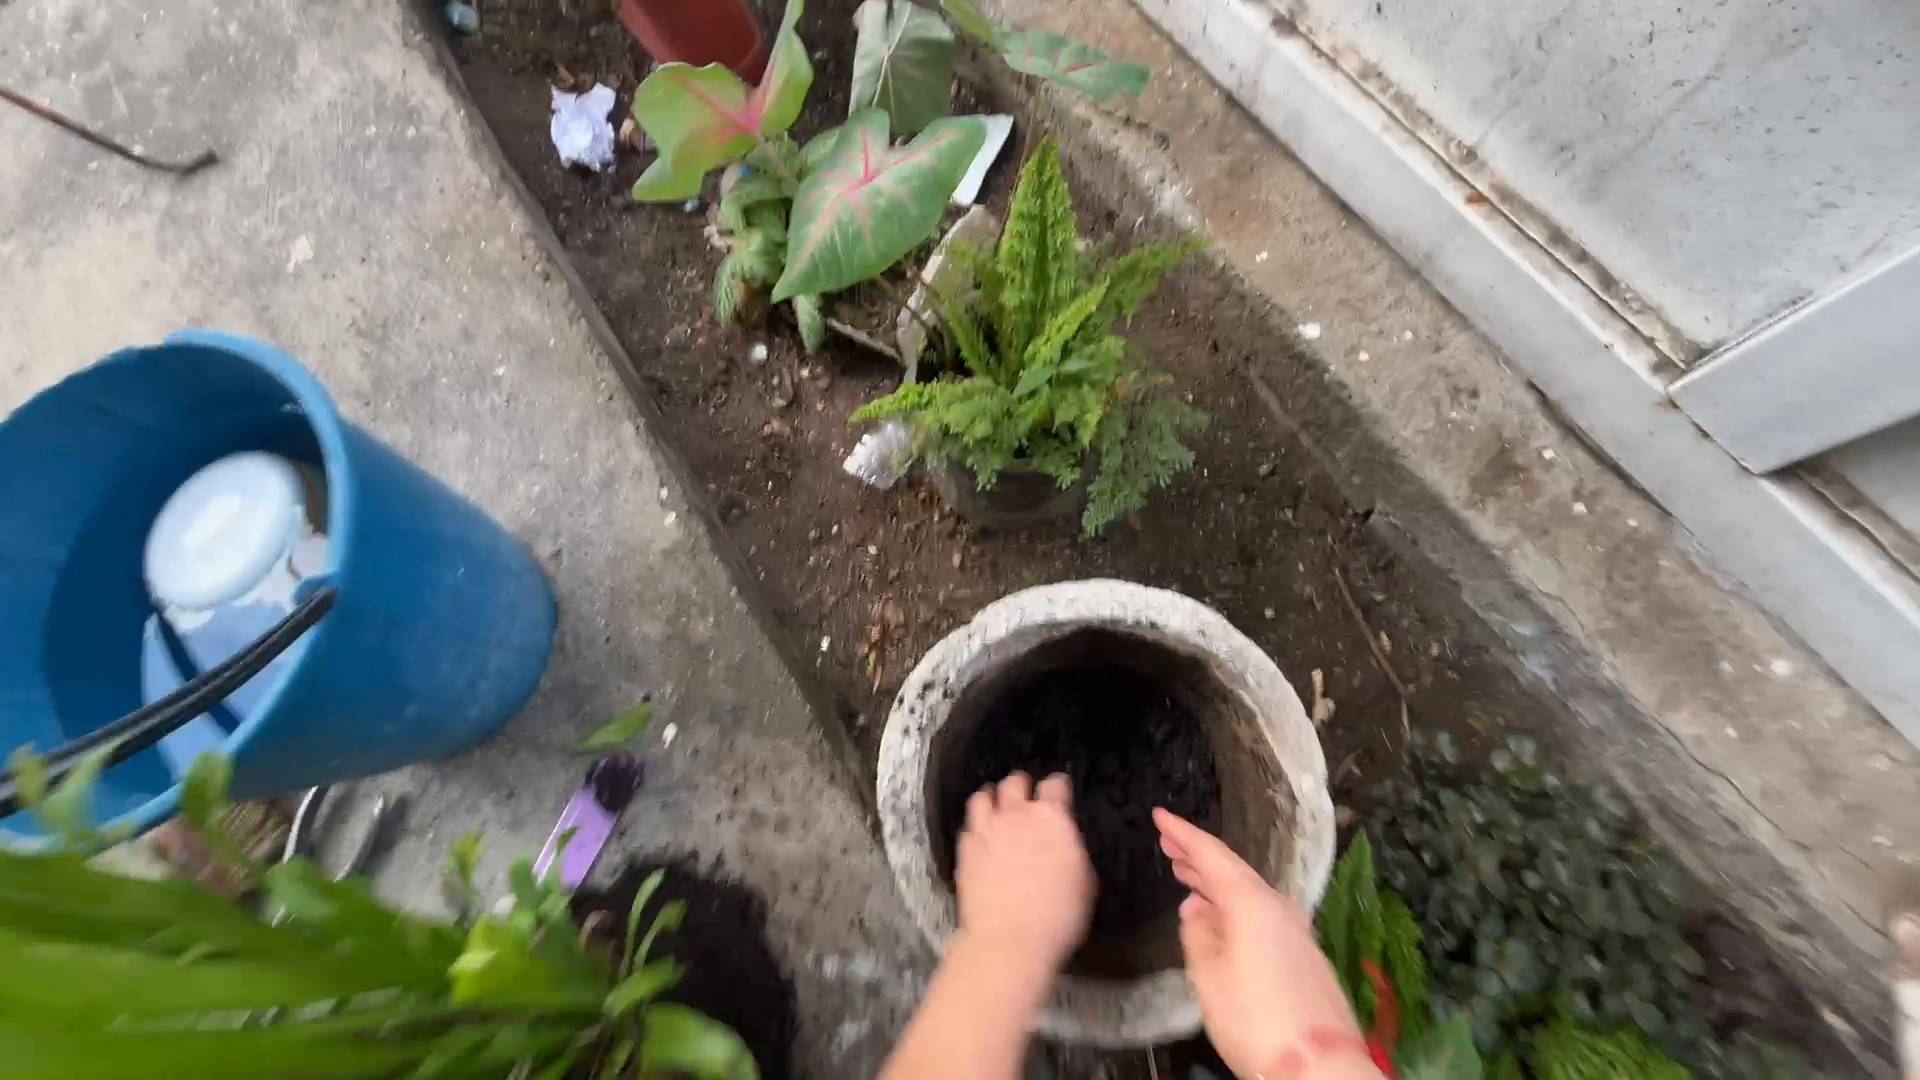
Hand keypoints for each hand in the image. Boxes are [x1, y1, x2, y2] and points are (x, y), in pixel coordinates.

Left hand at [955, 772, 1095, 976]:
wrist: (1010, 939)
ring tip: (996, 804)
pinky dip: (976, 825)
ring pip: (984, 795)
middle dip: (1022, 785)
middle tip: (1026, 795)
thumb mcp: (1084, 880)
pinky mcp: (966, 847)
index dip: (1059, 785)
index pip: (1055, 784)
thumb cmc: (1058, 916)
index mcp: (1051, 817)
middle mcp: (1017, 814)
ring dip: (993, 797)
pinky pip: (968, 824)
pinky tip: (981, 833)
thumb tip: (1065, 842)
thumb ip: (1072, 849)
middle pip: (1015, 782)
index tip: (1060, 790)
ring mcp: (987, 828)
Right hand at [1156, 808, 1374, 1079]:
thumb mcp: (1210, 976)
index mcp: (1251, 902)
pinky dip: (1232, 903)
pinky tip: (1218, 917)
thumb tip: (1195, 908)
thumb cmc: (1256, 1019)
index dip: (1182, 833)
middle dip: (1196, 854)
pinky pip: (1259, 913)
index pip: (1211, 854)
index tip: (1158, 815)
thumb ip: (1197, 934)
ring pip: (1246, 892)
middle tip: (1166, 842)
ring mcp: (1294, 932)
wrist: (1323, 1072)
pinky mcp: (1302, 957)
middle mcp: (1276, 908)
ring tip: (1185, 872)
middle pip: (1231, 869)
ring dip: (1214, 880)